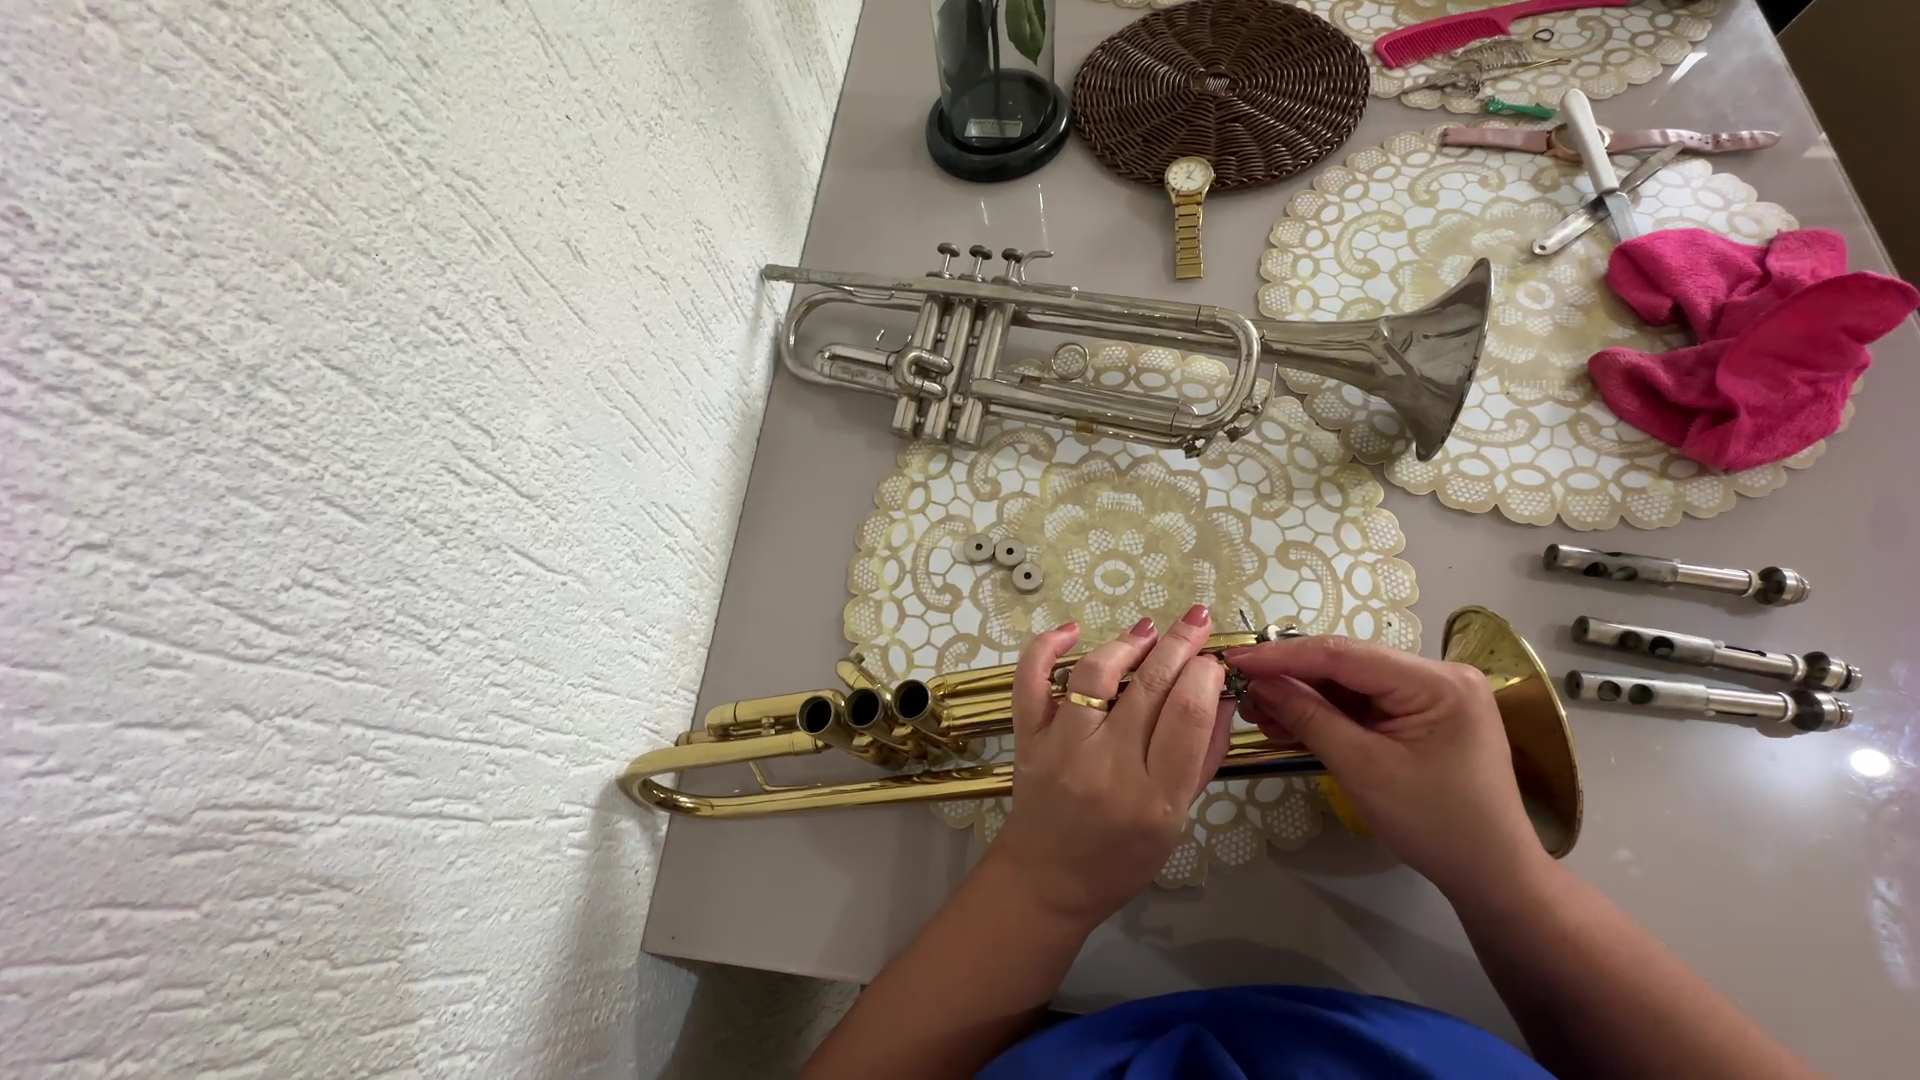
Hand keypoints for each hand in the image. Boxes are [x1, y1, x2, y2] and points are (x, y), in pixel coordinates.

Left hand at [986, 606, 1237, 929]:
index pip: (1187, 714)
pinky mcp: (1028, 739)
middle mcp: (1108, 767)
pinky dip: (1045, 649)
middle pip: (1149, 687)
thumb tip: (1222, 694)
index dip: (1205, 674)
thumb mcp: (1178, 819)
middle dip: (1180, 644)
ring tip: (1149, 630)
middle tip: (1197, 619)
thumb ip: (1203, 756)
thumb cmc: (1122, 858)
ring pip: (1094, 676)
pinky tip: (1071, 631)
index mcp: (1155, 796)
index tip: (1213, 659)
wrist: (1048, 879)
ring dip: (1126, 643)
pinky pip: (1030, 683)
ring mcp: (1062, 749)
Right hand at [1225, 637, 1547, 898]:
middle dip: (1290, 678)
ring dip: (1302, 698)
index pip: (1345, 655)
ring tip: (1255, 712)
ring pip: (1349, 685)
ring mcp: (1429, 695)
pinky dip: (1324, 714)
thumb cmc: (1435, 824)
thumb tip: (1259, 683)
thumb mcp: (1363, 769)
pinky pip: (1361, 705)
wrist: (1491, 876)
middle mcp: (1437, 675)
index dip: (1284, 655)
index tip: (1237, 660)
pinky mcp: (1419, 715)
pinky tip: (1286, 722)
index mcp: (1437, 681)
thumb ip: (1309, 717)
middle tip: (1241, 690)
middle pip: (1346, 666)